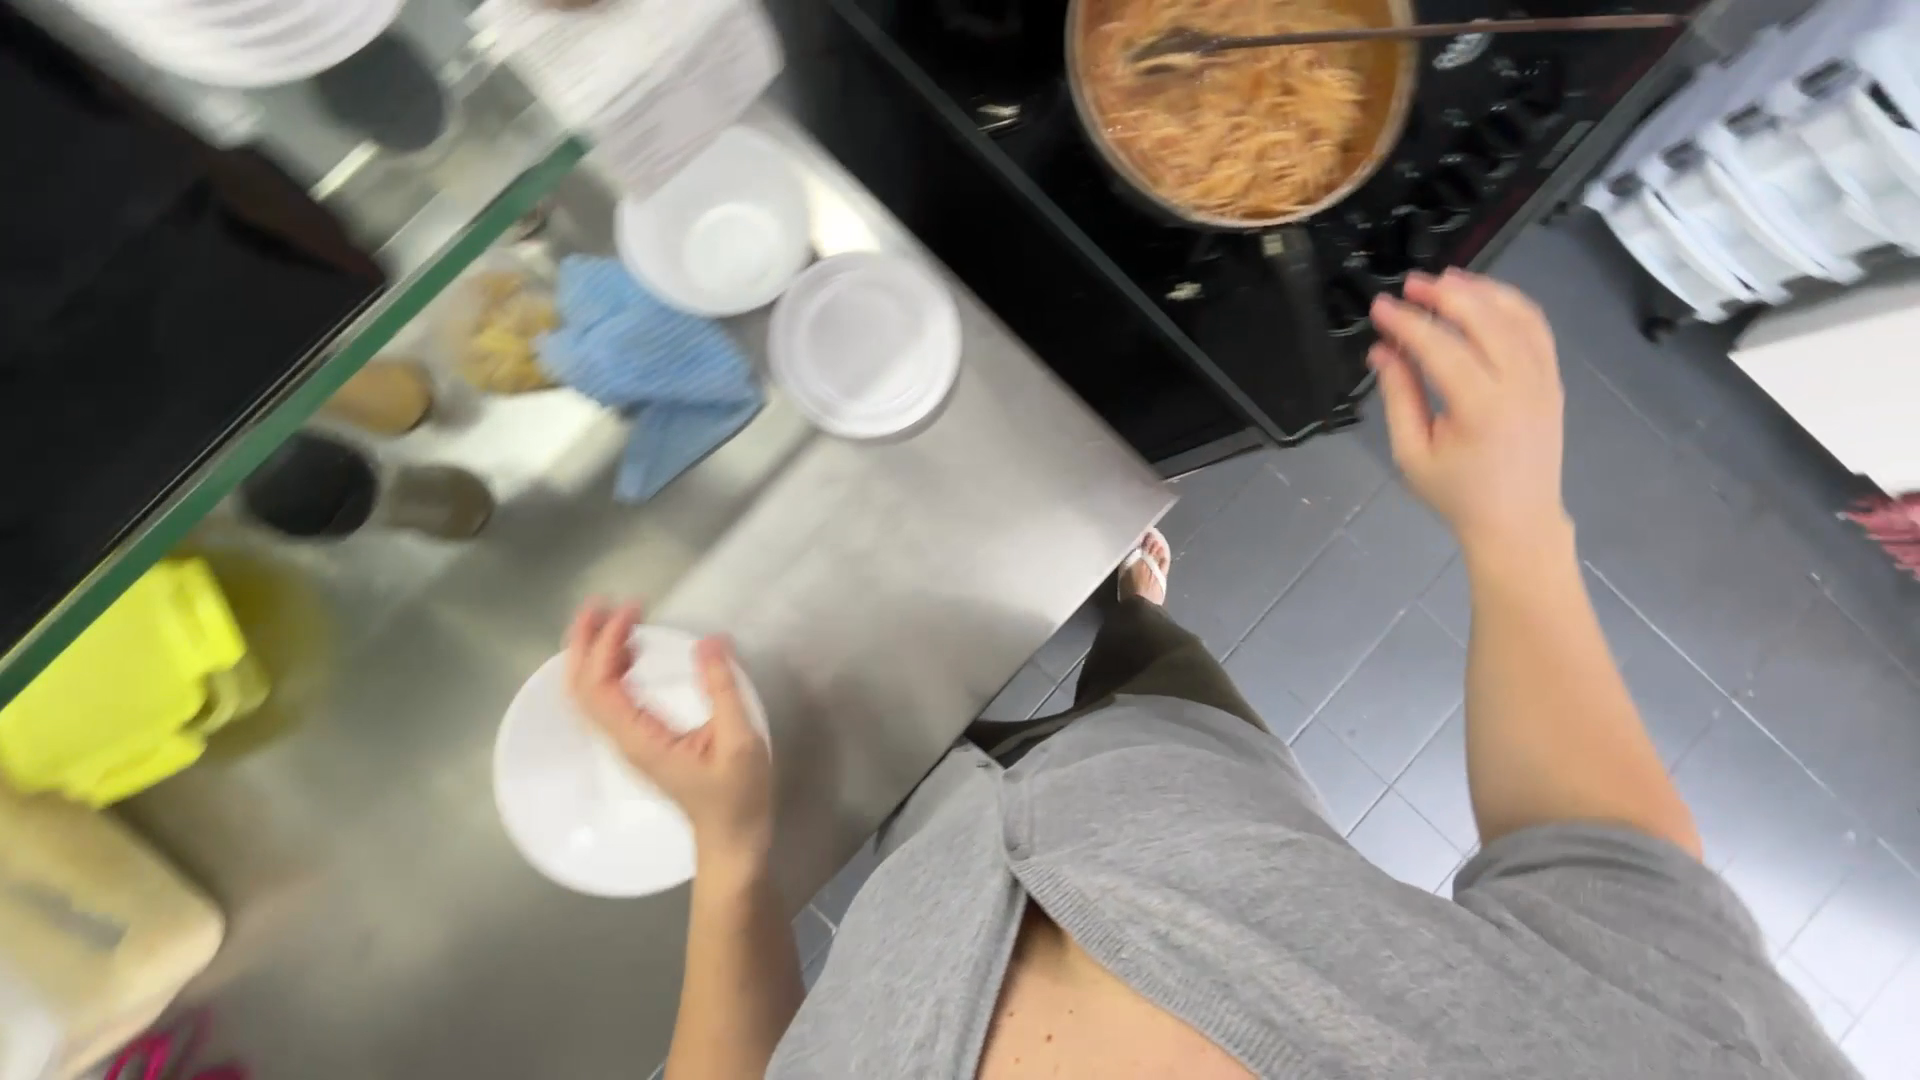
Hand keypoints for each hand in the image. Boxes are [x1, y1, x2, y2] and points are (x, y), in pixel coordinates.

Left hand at [565, 600, 773, 877]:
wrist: (731, 840)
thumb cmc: (737, 795)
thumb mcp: (739, 739)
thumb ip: (722, 688)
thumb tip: (710, 640)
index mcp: (640, 739)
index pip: (600, 684)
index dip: (605, 642)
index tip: (632, 610)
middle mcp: (622, 741)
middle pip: (581, 687)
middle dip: (585, 641)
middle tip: (604, 603)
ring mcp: (627, 744)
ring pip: (590, 694)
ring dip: (594, 654)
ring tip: (615, 620)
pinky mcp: (639, 743)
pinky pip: (607, 701)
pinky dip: (608, 670)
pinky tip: (629, 654)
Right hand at [1368, 269, 1568, 558]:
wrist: (1516, 520)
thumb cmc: (1455, 493)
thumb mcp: (1412, 452)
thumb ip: (1399, 396)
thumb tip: (1383, 352)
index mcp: (1480, 407)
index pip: (1439, 347)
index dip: (1407, 323)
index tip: (1380, 307)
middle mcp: (1519, 384)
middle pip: (1484, 320)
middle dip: (1445, 295)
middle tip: (1410, 284)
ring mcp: (1544, 378)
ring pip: (1516, 316)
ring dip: (1480, 291)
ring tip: (1445, 280)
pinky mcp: (1552, 379)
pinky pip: (1536, 328)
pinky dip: (1510, 305)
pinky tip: (1485, 298)